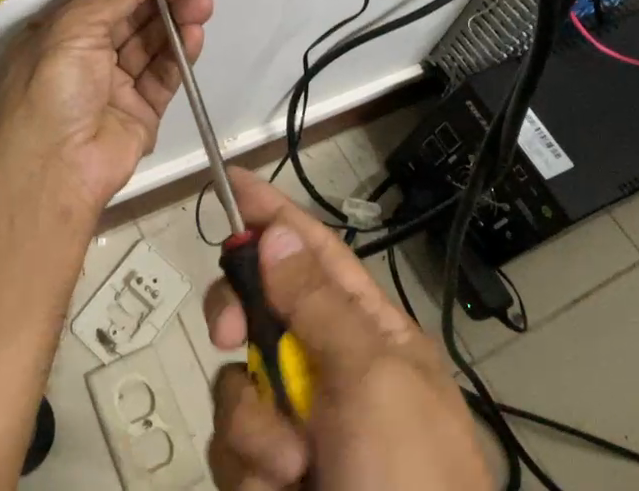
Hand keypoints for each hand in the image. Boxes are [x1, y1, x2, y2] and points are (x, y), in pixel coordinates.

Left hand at [0, 0, 213, 215]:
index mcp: (59, 31)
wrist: (49, 174)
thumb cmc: (48, 90)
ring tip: (200, 2)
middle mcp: (85, 55)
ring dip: (175, 19)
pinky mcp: (140, 111)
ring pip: (151, 43)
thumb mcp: (73, 29)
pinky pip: (163, 75)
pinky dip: (180, 53)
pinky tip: (194, 33)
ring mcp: (114, 84)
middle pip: (131, 15)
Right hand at [203, 168, 492, 489]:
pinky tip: (280, 490)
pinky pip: (230, 443)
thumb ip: (317, 305)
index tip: (232, 180)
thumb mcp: (373, 382)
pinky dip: (247, 468)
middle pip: (260, 310)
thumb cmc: (408, 482)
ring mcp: (300, 424)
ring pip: (235, 383)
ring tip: (293, 470)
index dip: (273, 215)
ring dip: (253, 427)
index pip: (315, 255)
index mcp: (373, 338)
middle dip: (238, 320)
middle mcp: (331, 372)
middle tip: (230, 334)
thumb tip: (275, 233)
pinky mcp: (271, 472)